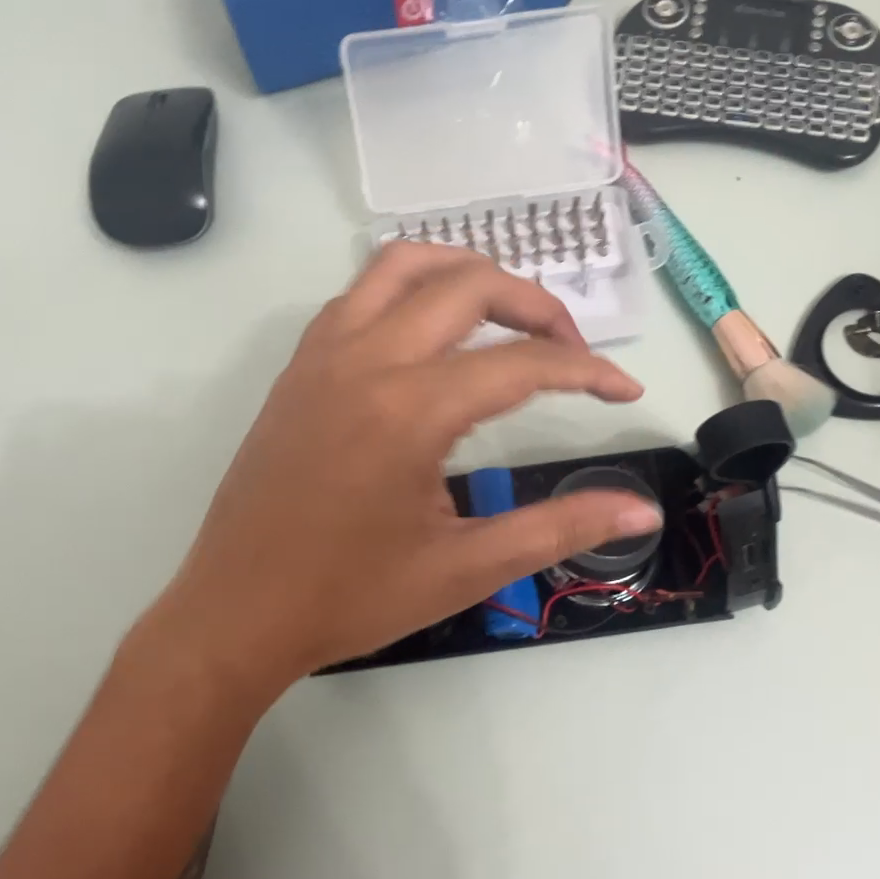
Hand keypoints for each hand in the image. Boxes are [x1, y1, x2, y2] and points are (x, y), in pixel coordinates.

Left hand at [134, 243, 662, 697]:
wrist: (238, 613)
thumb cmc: (352, 597)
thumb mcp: (466, 568)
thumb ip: (559, 528)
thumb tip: (641, 512)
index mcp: (411, 409)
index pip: (523, 363)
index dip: (587, 372)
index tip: (625, 392)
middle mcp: (366, 360)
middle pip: (468, 284)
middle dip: (536, 305)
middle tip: (572, 351)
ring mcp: (322, 355)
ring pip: (403, 266)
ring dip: (467, 276)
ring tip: (507, 320)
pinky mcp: (297, 369)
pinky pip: (359, 295)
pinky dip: (408, 292)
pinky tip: (429, 339)